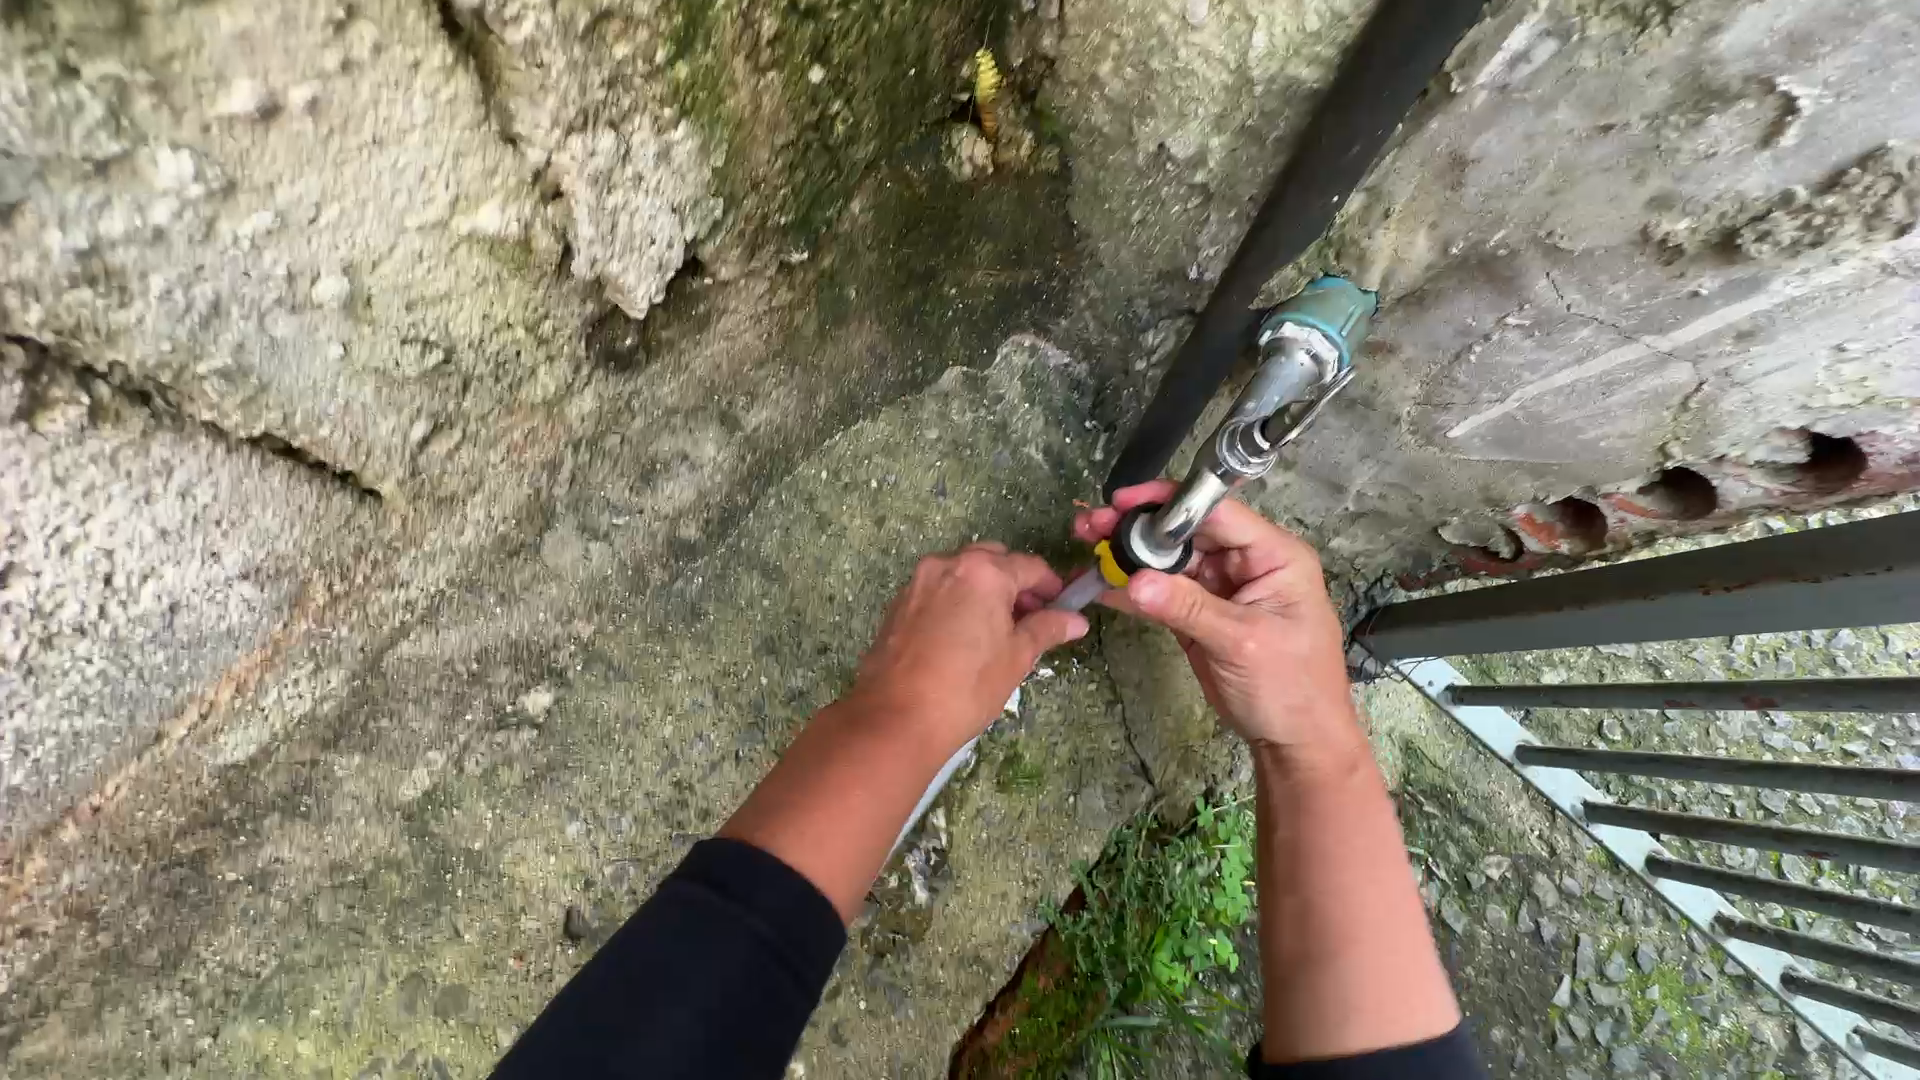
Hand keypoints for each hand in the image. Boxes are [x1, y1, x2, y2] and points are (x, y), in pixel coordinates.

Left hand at [843, 542, 1088, 759]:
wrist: (897, 715)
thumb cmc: (967, 686)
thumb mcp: (1017, 657)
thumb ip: (1047, 629)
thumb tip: (1076, 620)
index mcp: (984, 572)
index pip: (1030, 566)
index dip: (1051, 585)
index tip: (1061, 606)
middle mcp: (949, 564)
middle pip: (994, 559)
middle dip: (1015, 582)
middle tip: (1029, 617)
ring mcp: (919, 580)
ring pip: (963, 571)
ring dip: (985, 588)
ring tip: (996, 628)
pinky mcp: (900, 601)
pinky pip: (939, 588)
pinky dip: (957, 599)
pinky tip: (962, 634)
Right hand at [1072, 481, 1358, 766]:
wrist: (1295, 742)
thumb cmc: (1290, 688)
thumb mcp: (1243, 642)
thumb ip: (1188, 608)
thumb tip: (1134, 580)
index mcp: (1272, 556)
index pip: (1217, 514)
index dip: (1170, 503)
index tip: (1123, 503)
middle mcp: (1244, 563)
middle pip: (1186, 532)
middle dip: (1138, 527)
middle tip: (1091, 524)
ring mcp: (1218, 589)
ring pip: (1168, 560)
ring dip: (1128, 554)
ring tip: (1086, 543)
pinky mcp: (1197, 615)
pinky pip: (1160, 593)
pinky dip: (1131, 589)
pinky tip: (1098, 582)